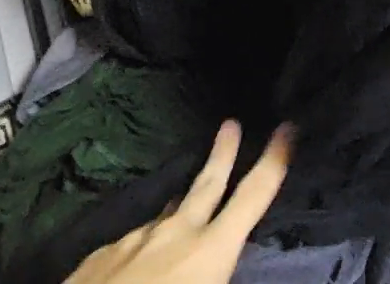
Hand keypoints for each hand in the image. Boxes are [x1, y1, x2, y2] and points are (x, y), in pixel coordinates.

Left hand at [64, 121, 292, 283]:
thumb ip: (219, 274)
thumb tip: (222, 268)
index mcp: (209, 251)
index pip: (253, 197)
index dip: (274, 161)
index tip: (287, 128)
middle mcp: (175, 233)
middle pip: (207, 183)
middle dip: (223, 152)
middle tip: (231, 122)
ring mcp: (134, 239)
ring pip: (166, 214)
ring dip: (180, 205)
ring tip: (186, 200)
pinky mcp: (102, 253)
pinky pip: (134, 242)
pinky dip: (146, 247)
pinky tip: (140, 264)